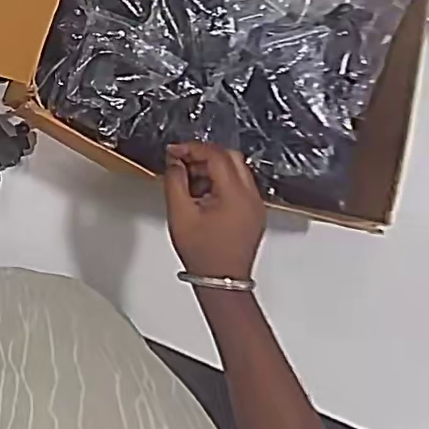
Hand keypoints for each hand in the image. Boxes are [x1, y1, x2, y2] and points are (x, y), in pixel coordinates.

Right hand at [162, 142, 266, 279]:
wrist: (220, 280)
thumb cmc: (202, 251)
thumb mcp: (179, 212)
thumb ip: (175, 180)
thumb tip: (175, 161)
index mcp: (235, 195)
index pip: (216, 156)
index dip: (192, 148)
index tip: (173, 151)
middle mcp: (251, 197)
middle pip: (231, 157)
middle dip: (203, 154)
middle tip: (181, 160)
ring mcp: (255, 205)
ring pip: (236, 169)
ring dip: (211, 167)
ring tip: (188, 178)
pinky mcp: (253, 213)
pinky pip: (238, 185)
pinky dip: (219, 180)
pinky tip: (200, 192)